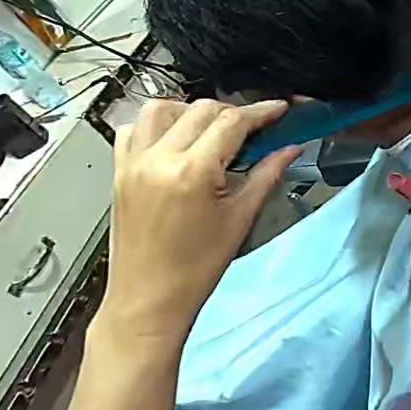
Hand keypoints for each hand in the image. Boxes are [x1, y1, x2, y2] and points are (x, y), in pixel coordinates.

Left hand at [99, 99, 297, 343]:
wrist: (147, 301)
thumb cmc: (197, 267)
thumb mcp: (241, 218)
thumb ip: (267, 174)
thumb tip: (291, 148)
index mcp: (192, 172)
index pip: (232, 121)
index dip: (261, 111)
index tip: (280, 109)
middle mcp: (158, 159)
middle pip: (201, 108)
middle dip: (233, 112)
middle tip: (255, 128)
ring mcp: (133, 163)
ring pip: (162, 108)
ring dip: (192, 110)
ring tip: (212, 131)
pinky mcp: (119, 171)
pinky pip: (133, 129)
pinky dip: (157, 125)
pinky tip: (176, 141)